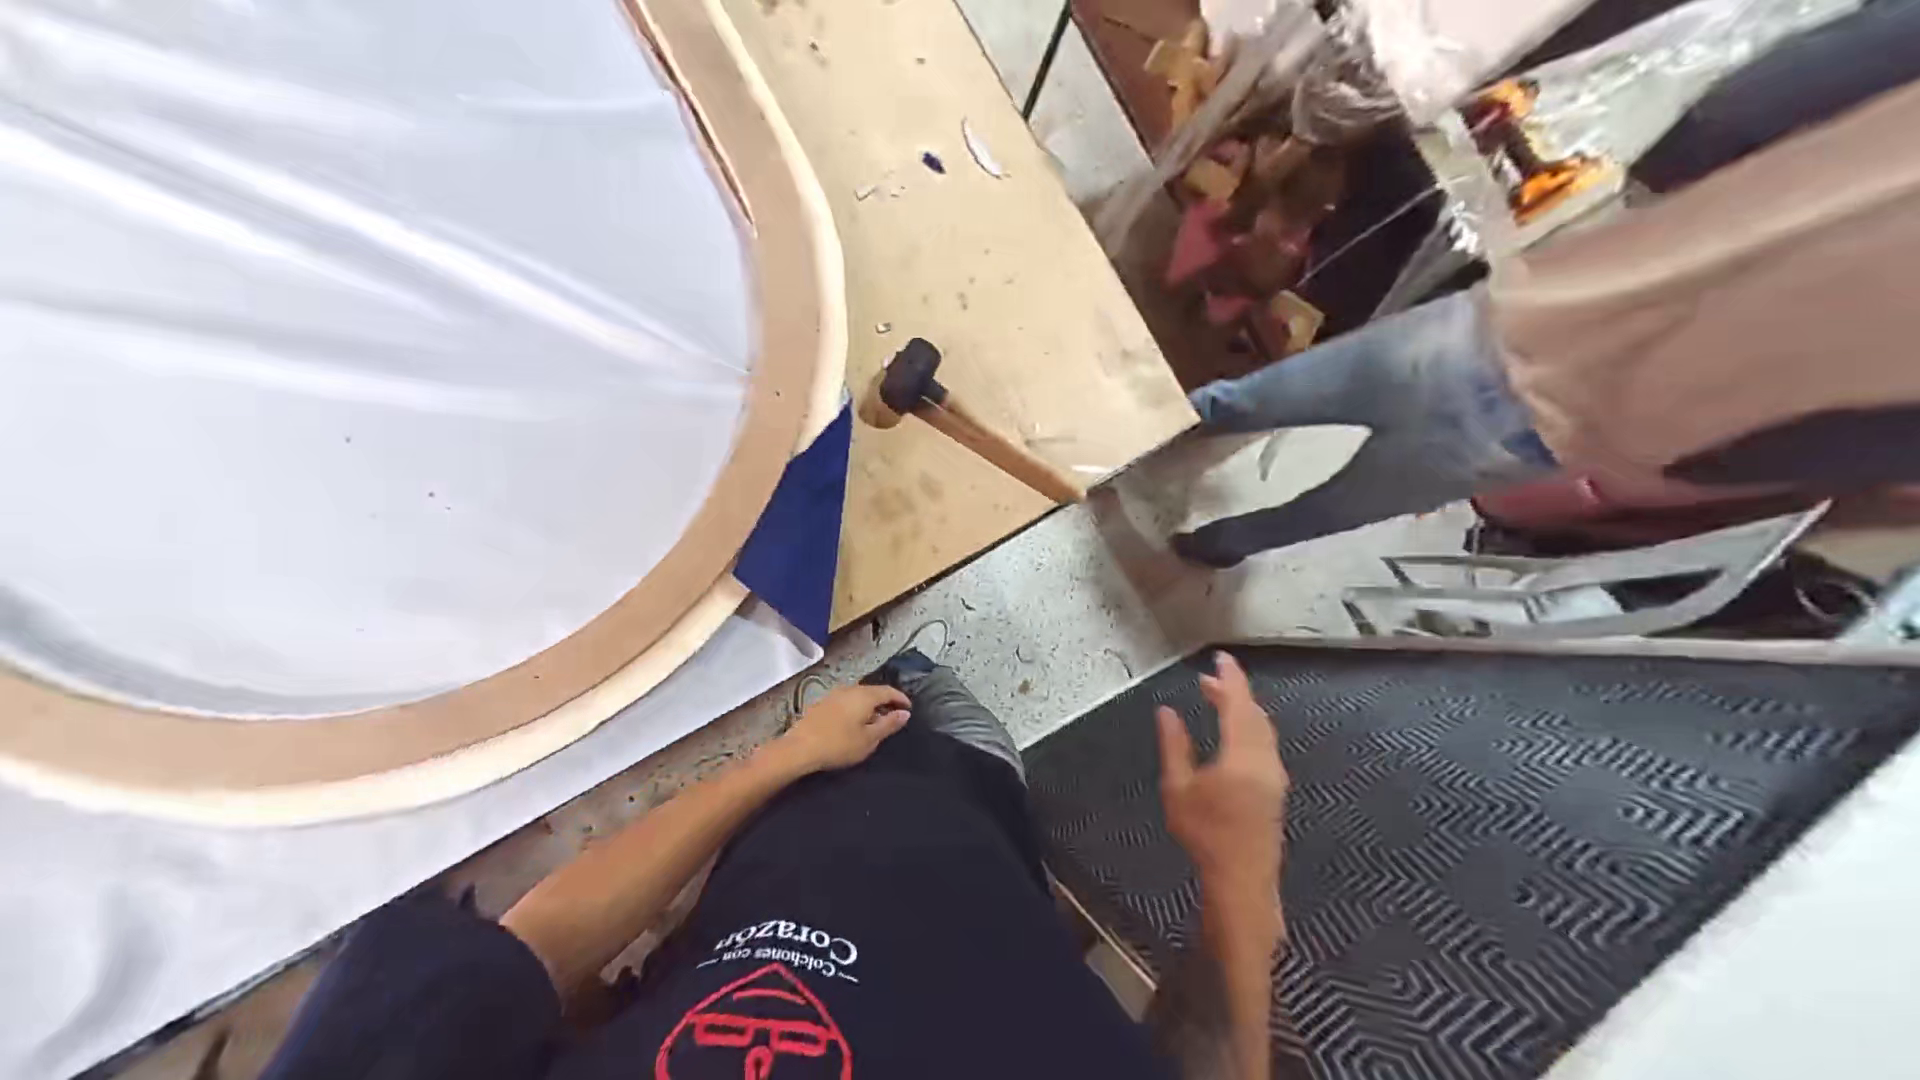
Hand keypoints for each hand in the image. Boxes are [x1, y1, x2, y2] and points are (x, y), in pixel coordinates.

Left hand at [773, 684, 910, 773]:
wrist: (799, 749)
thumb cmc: (838, 744)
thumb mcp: (869, 739)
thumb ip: (888, 724)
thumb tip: (905, 713)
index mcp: (865, 695)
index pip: (888, 690)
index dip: (901, 698)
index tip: (909, 708)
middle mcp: (850, 689)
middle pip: (873, 691)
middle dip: (886, 701)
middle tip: (894, 715)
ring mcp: (834, 695)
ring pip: (859, 695)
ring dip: (870, 705)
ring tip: (876, 721)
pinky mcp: (822, 704)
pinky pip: (847, 701)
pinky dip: (857, 708)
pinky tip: (855, 722)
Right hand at [1156, 652, 1289, 894]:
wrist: (1241, 881)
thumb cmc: (1204, 835)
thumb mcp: (1177, 788)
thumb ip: (1174, 745)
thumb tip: (1166, 712)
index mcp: (1241, 757)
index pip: (1238, 705)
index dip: (1230, 678)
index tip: (1222, 657)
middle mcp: (1264, 760)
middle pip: (1254, 714)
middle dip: (1233, 692)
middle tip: (1208, 680)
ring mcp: (1274, 775)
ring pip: (1262, 728)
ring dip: (1242, 709)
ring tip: (1217, 699)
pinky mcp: (1275, 787)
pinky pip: (1265, 742)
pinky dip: (1249, 725)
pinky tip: (1233, 731)